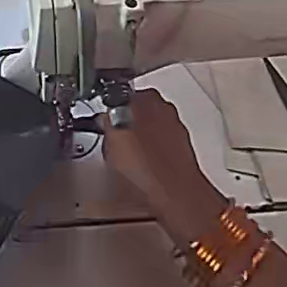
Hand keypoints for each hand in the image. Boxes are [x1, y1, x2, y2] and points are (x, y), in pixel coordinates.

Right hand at [100, 89, 225, 242]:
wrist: (173, 193)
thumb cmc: (145, 164)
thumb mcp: (110, 140)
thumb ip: (105, 123)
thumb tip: (104, 120)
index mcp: (146, 97)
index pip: (122, 94)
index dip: (111, 109)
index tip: (104, 120)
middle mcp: (164, 107)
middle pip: (139, 108)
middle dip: (127, 120)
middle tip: (115, 137)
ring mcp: (176, 127)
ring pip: (151, 125)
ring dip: (142, 135)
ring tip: (128, 155)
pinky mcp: (182, 148)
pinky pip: (161, 143)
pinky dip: (153, 149)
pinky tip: (143, 164)